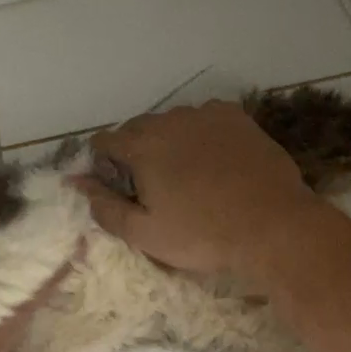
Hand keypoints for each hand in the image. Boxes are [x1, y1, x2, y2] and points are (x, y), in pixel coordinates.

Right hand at [78, 101, 326, 276]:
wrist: (273, 226)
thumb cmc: (202, 236)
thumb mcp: (144, 234)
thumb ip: (105, 206)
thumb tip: (77, 183)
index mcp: (141, 147)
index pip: (104, 142)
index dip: (103, 165)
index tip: (117, 188)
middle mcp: (169, 121)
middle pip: (137, 128)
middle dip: (134, 152)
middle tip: (151, 188)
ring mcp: (206, 115)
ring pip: (172, 123)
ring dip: (168, 142)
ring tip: (184, 175)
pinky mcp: (236, 118)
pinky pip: (204, 119)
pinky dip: (199, 135)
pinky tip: (212, 161)